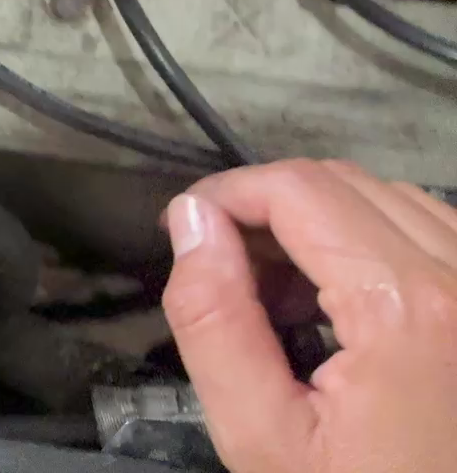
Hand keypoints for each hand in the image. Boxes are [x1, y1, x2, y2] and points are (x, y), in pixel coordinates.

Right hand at [162, 159, 456, 472]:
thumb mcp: (259, 429)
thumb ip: (210, 316)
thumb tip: (191, 218)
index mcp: (413, 313)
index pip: (295, 188)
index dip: (219, 195)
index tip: (182, 235)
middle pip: (345, 183)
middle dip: (264, 204)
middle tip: (223, 259)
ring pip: (396, 200)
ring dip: (319, 220)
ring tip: (281, 282)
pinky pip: (441, 236)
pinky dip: (373, 242)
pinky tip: (346, 297)